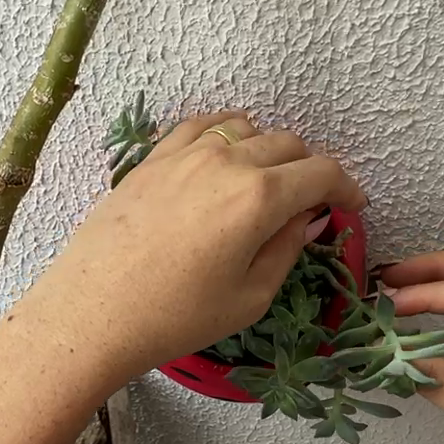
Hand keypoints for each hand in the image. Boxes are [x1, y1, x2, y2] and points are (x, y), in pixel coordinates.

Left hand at [2, 112, 364, 388]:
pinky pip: (199, 126)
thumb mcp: (248, 298)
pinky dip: (224, 133)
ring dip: (268, 148)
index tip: (351, 205)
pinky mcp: (151, 159)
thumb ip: (285, 249)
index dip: (346, 187)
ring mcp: (184, 154)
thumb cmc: (174, 317)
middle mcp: (225, 161)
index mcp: (259, 197)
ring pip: (245, 128)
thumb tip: (304, 219)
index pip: (321, 173)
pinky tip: (223, 153)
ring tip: (266, 179)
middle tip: (310, 201)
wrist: (92, 311)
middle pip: (287, 144)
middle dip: (310, 170)